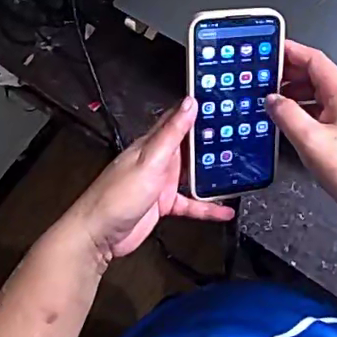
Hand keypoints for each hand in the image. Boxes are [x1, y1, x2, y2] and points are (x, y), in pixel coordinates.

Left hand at [61, 98, 235, 264]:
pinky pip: (191, 203)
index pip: (179, 119)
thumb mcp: (150, 161)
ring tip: (236, 172)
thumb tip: (189, 104)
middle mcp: (158, 160)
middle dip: (212, 143)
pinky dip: (207, 207)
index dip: (198, 110)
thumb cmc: (115, 196)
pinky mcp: (163, 203)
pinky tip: (224, 210)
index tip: (220, 102)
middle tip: (238, 137)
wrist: (98, 234)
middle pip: (191, 148)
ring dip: (212, 175)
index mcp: (153, 144)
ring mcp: (161, 182)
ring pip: (194, 175)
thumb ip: (171, 133)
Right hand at [265, 40, 336, 220]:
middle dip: (289, 72)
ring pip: (317, 93)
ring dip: (294, 92)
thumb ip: (286, 114)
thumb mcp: (309, 139)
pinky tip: (288, 119)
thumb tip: (273, 100)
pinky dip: (302, 108)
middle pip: (316, 74)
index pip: (315, 59)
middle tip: (266, 74)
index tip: (273, 47)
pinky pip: (320, 110)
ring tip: (272, 97)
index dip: (292, 51)